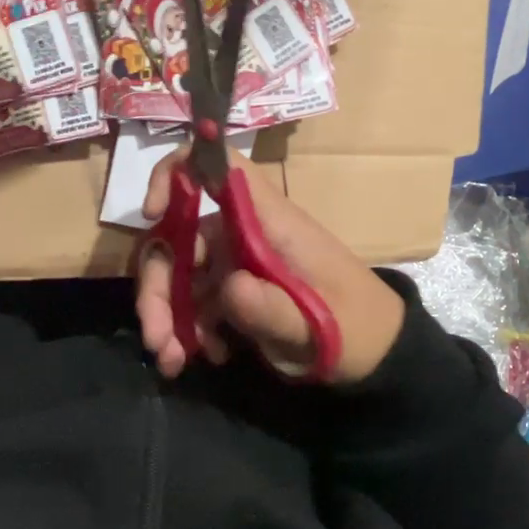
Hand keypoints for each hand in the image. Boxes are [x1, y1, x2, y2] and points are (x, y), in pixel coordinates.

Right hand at [135, 147, 404, 384]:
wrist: (375, 355)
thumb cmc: (353, 328)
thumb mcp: (314, 327)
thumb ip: (272, 309)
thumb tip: (227, 288)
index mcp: (268, 223)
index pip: (221, 168)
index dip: (178, 173)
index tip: (153, 212)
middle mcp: (243, 234)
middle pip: (178, 236)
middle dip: (157, 285)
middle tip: (156, 339)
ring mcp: (235, 263)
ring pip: (177, 274)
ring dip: (165, 316)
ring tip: (170, 360)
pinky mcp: (231, 293)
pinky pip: (192, 302)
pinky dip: (185, 330)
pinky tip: (200, 358)